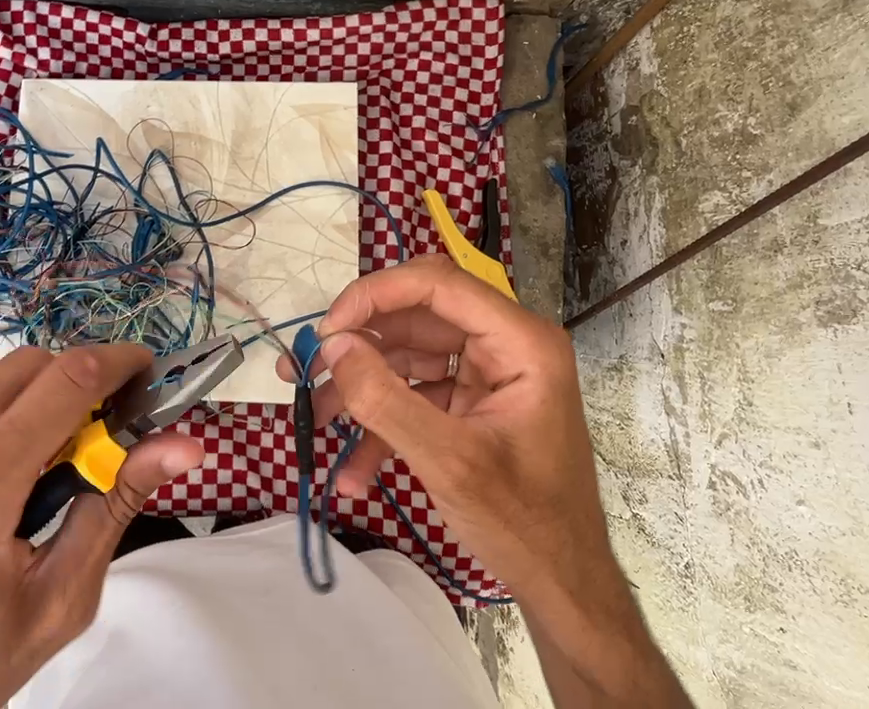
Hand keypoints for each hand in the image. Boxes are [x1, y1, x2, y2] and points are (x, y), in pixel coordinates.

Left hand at [0, 344, 204, 708]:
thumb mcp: (59, 597)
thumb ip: (117, 504)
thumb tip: (184, 445)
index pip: (63, 383)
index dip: (115, 362)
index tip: (145, 366)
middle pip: (21, 366)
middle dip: (72, 379)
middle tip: (95, 426)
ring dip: (21, 394)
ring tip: (35, 451)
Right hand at [283, 254, 689, 708]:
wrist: (562, 584)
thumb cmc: (523, 522)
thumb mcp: (448, 462)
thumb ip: (385, 400)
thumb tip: (332, 346)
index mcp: (519, 341)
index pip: (437, 284)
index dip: (374, 295)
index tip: (327, 329)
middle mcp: (503, 344)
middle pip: (414, 316)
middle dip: (357, 344)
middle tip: (306, 368)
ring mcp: (485, 373)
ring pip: (405, 354)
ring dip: (359, 388)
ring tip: (314, 418)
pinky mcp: (469, 402)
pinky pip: (413, 393)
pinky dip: (380, 423)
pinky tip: (353, 470)